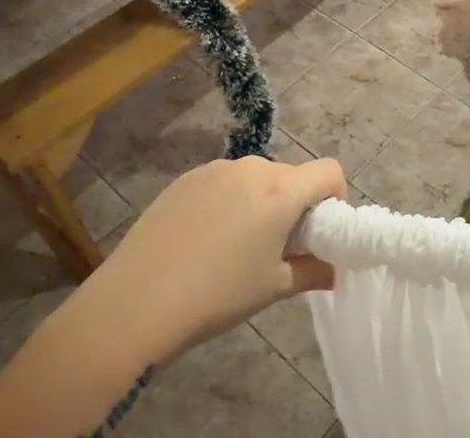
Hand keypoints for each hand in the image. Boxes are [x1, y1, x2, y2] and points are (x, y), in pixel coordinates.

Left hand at [69, 156, 346, 367]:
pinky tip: (204, 239)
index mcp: (281, 190)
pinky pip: (223, 182)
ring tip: (235, 244)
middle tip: (276, 245)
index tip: (318, 230)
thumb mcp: (272, 288)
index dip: (334, 197)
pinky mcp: (185, 179)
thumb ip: (311, 272)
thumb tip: (333, 271)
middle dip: (294, 204)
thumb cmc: (216, 295)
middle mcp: (252, 168)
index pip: (329, 171)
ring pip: (256, 178)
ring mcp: (215, 170)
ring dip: (260, 201)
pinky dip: (228, 201)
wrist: (135, 302)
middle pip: (292, 175)